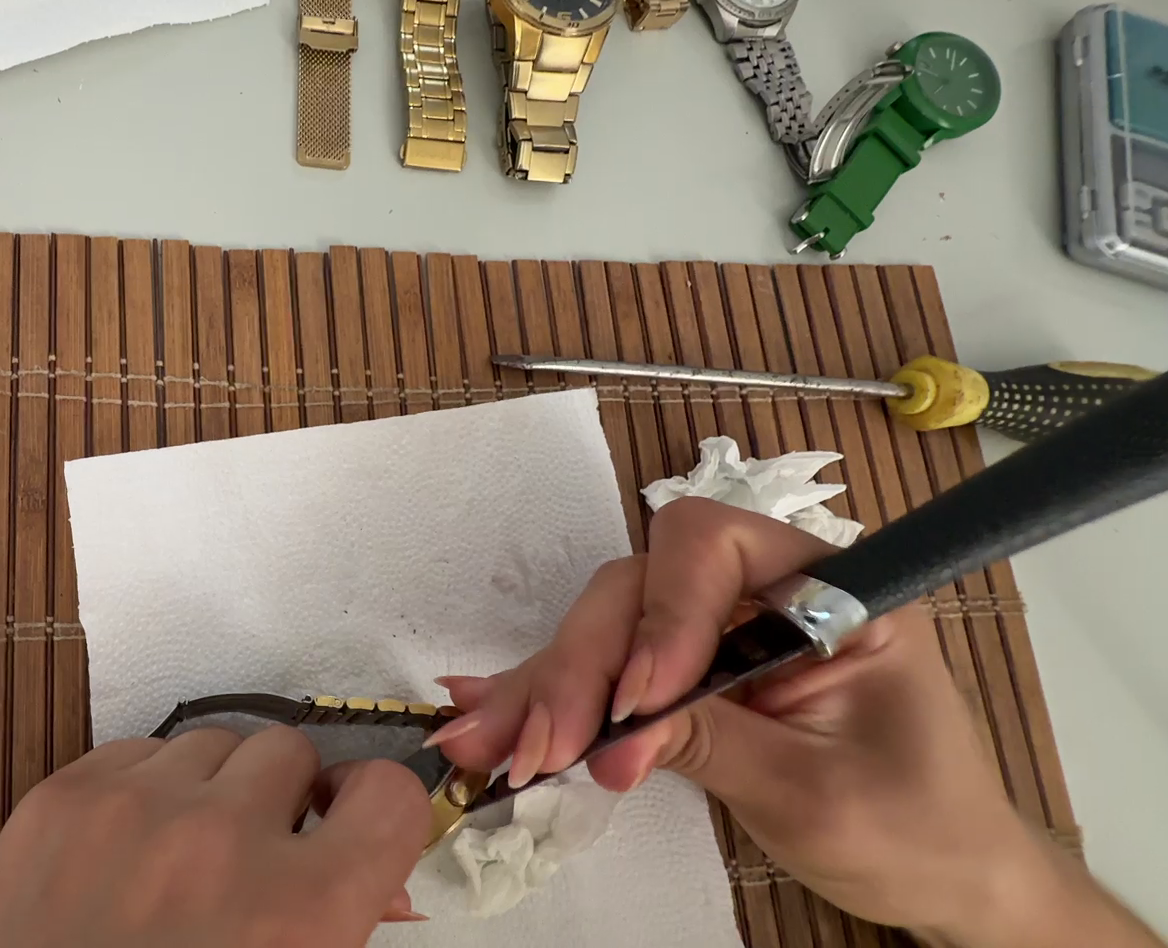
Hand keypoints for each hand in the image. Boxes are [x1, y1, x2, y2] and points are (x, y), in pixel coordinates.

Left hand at [0, 726, 432, 947]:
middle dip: (280, 798)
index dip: (376, 807)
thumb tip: (375, 876)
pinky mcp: (64, 793)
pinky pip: (142, 749)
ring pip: (213, 740)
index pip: (387, 795)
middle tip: (251, 852)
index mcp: (292, 914)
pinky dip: (148, 786)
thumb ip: (336, 931)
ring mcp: (132, 806)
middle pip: (289, 749)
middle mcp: (216, 840)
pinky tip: (125, 848)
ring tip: (178, 857)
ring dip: (210, 788)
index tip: (353, 821)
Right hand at [430, 498, 1161, 945]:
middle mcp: (750, 589)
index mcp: (823, 588)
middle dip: (582, 669)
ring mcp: (701, 625)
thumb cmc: (916, 832)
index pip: (712, 548)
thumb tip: (609, 736)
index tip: (641, 703)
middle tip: (541, 748)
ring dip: (542, 687)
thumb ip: (711, 744)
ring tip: (485, 743)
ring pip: (597, 625)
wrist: (938, 876)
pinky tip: (487, 712)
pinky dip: (539, 694)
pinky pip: (592, 667)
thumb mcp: (818, 797)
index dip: (664, 611)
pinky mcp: (662, 664)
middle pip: (633, 590)